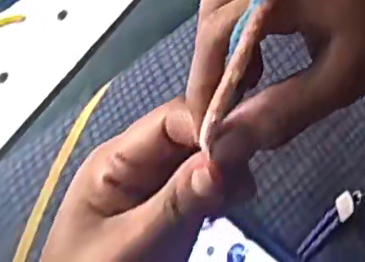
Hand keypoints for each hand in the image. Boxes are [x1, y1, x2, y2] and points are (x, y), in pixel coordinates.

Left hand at [39, 99, 241, 261]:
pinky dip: (226, 184)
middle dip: (223, 143)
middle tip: (246, 171)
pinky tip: (237, 199)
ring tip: (242, 192)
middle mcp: (141, 159)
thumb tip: (219, 161)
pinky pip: (207, 178)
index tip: (241, 143)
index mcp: (117, 157)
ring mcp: (159, 182)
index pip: (172, 117)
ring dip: (228, 165)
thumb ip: (173, 203)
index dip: (208, 121)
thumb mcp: (126, 248)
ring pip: (205, 152)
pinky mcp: (174, 204)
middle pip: (193, 129)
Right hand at [186, 0, 364, 166]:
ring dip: (229, 45)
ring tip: (247, 90)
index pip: (218, 28)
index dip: (204, 78)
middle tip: (226, 107)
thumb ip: (281, 111)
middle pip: (216, 7)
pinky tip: (268, 64)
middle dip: (211, 59)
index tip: (211, 125)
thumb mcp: (341, 81)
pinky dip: (248, 32)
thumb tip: (224, 143)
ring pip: (235, 1)